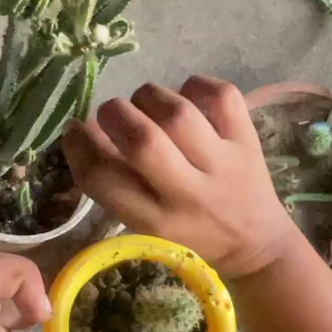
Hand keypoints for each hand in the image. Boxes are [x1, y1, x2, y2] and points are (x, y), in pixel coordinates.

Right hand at [65, 76, 299, 279]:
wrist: (257, 245)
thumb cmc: (189, 235)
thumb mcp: (145, 226)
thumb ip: (116, 184)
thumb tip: (84, 129)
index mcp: (156, 224)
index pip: (104, 180)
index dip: (78, 147)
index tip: (74, 132)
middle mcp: (190, 195)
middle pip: (142, 141)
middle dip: (114, 115)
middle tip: (111, 113)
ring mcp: (224, 165)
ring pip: (178, 113)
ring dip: (148, 96)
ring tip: (144, 103)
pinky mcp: (248, 141)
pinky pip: (221, 96)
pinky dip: (195, 85)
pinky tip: (185, 96)